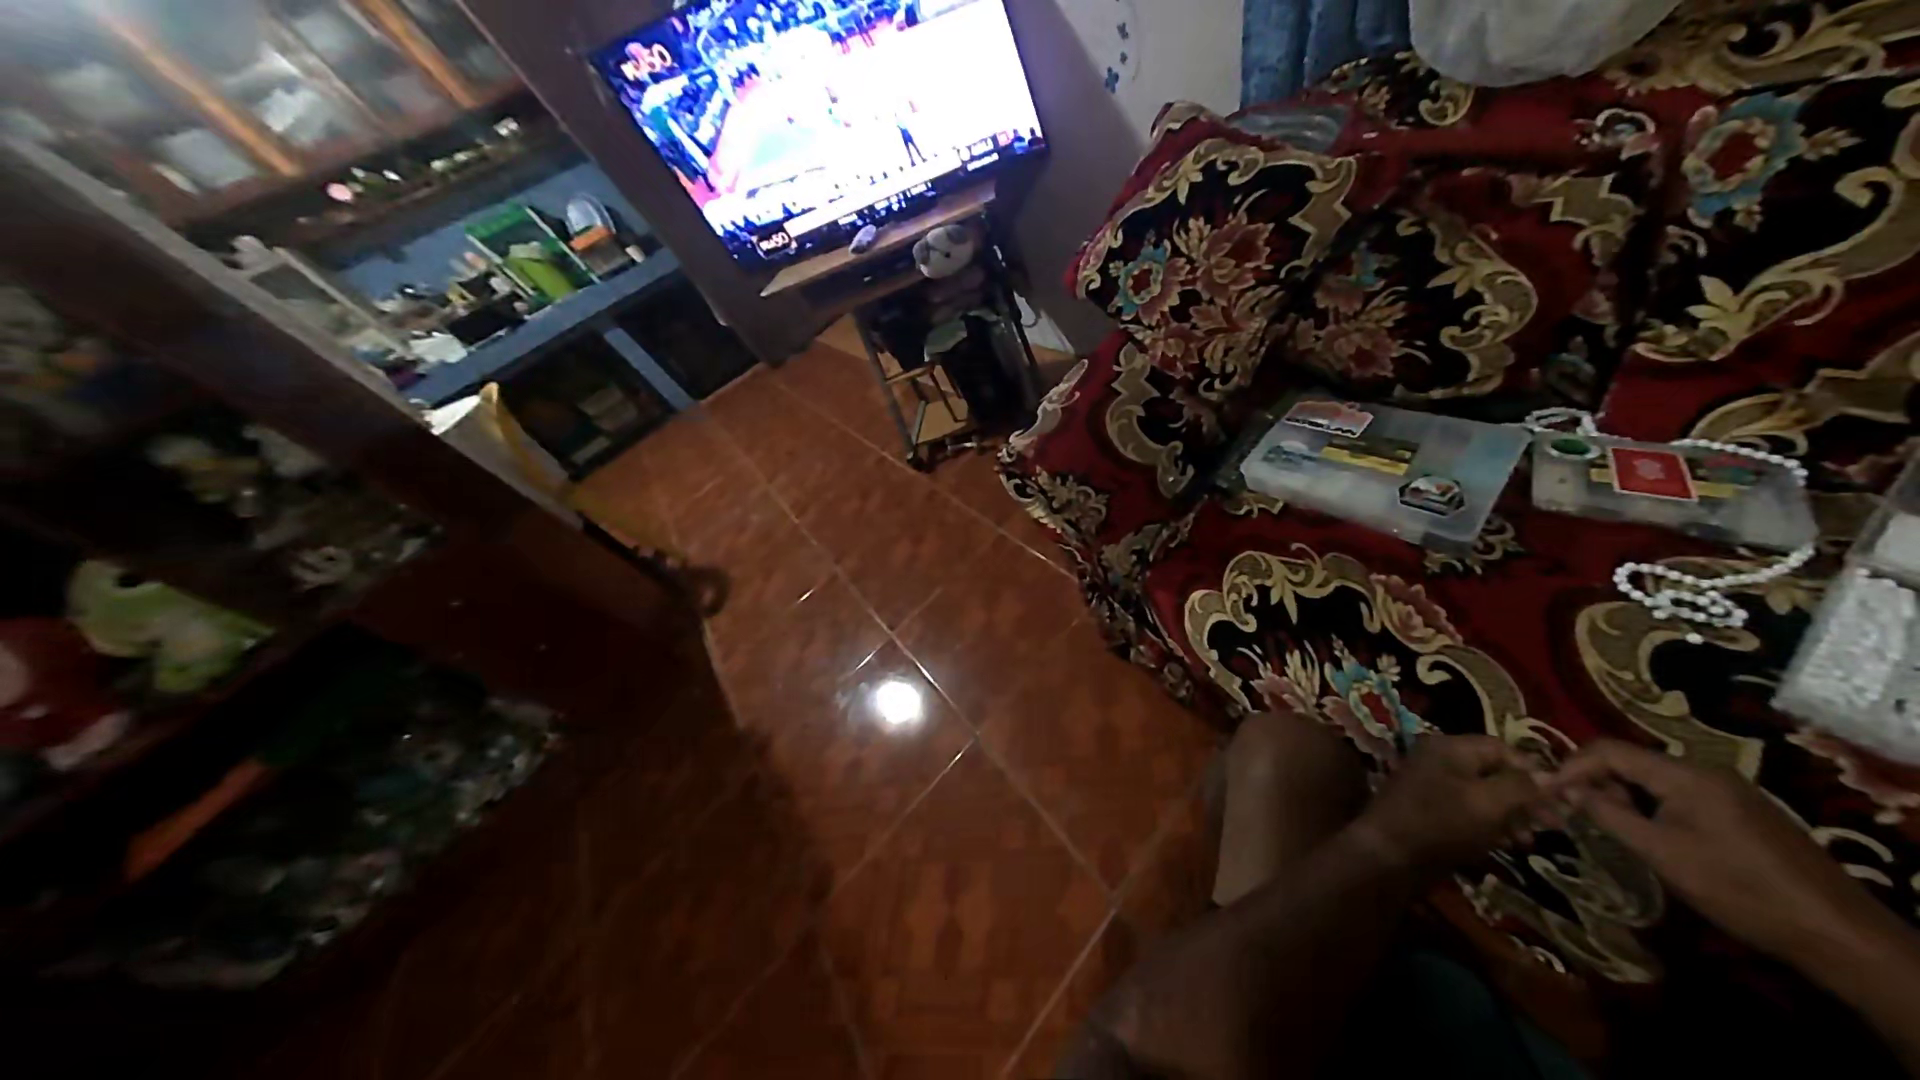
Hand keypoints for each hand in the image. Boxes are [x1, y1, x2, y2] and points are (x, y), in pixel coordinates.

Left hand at [1350, 735, 1541, 873]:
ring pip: (1484, 792)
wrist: (1390, 852)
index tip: (1562, 800)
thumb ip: (1520, 786)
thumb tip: (1551, 775)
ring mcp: (1433, 783)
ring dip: (1511, 814)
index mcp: (1449, 747)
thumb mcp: (1488, 802)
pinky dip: (1491, 823)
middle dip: (1525, 796)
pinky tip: (1508, 844)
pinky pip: (1469, 809)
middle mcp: (1439, 759)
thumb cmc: (1440, 822)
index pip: (1502, 748)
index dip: (1534, 771)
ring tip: (1529, 839)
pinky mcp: (1432, 808)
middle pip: (1494, 770)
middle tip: (1553, 825)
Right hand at [1549, 739, 1896, 965]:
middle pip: (1631, 760)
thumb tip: (1559, 786)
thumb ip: (1606, 812)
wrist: (1838, 934)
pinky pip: (1679, 794)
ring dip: (1621, 794)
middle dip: (1594, 780)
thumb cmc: (1737, 888)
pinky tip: (1646, 832)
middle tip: (1571, 809)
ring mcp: (1728, 791)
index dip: (1571, 765)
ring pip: (1653, 778)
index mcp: (1686, 775)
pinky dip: (1650, 805)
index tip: (1547, 790)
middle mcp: (1706, 772)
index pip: (1608, 750)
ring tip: (1603, 822)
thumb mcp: (1659, 852)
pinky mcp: (1741, 811)